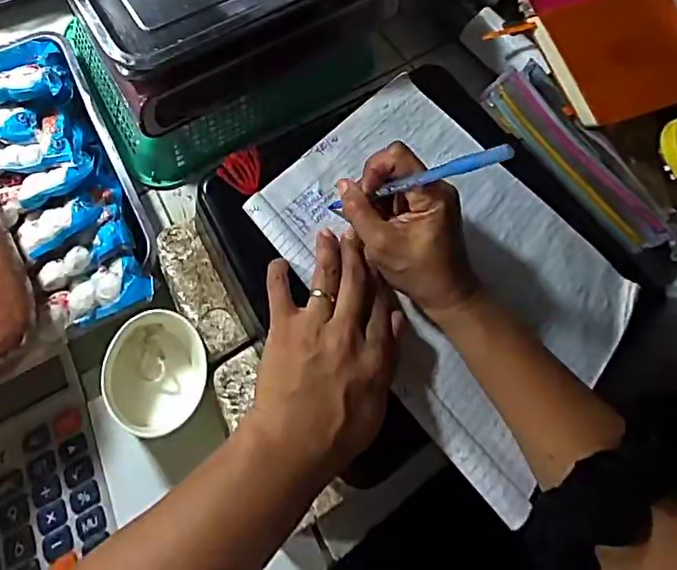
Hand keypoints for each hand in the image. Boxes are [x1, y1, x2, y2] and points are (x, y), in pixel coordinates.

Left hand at [246, 230, 401, 482]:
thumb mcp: (378, 405)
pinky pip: (279, 293)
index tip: (381, 260)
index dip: (382, 280)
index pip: (382, 306)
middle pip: (355, 284)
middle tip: (355, 232)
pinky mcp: (283, 326)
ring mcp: (313, 325)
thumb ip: (389, 360)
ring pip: (324, 279)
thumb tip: (399, 322)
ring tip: (327, 233)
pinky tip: (279, 261)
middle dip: (357, 254)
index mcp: (371, 352)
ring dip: (327, 253)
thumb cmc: (337, 434)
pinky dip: (277, 275)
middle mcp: (345, 331)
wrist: (291, 444)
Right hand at [335, 142, 480, 322]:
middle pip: (393, 166)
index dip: (374, 170)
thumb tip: (343, 184)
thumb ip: (359, 211)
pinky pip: (398, 194)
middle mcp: (435, 187)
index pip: (397, 156)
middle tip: (361, 213)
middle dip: (371, 186)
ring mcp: (432, 196)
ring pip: (392, 180)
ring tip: (370, 224)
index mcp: (431, 192)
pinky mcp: (427, 206)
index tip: (363, 195)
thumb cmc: (419, 274)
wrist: (449, 298)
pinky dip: (383, 207)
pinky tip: (380, 227)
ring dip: (375, 198)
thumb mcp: (380, 244)